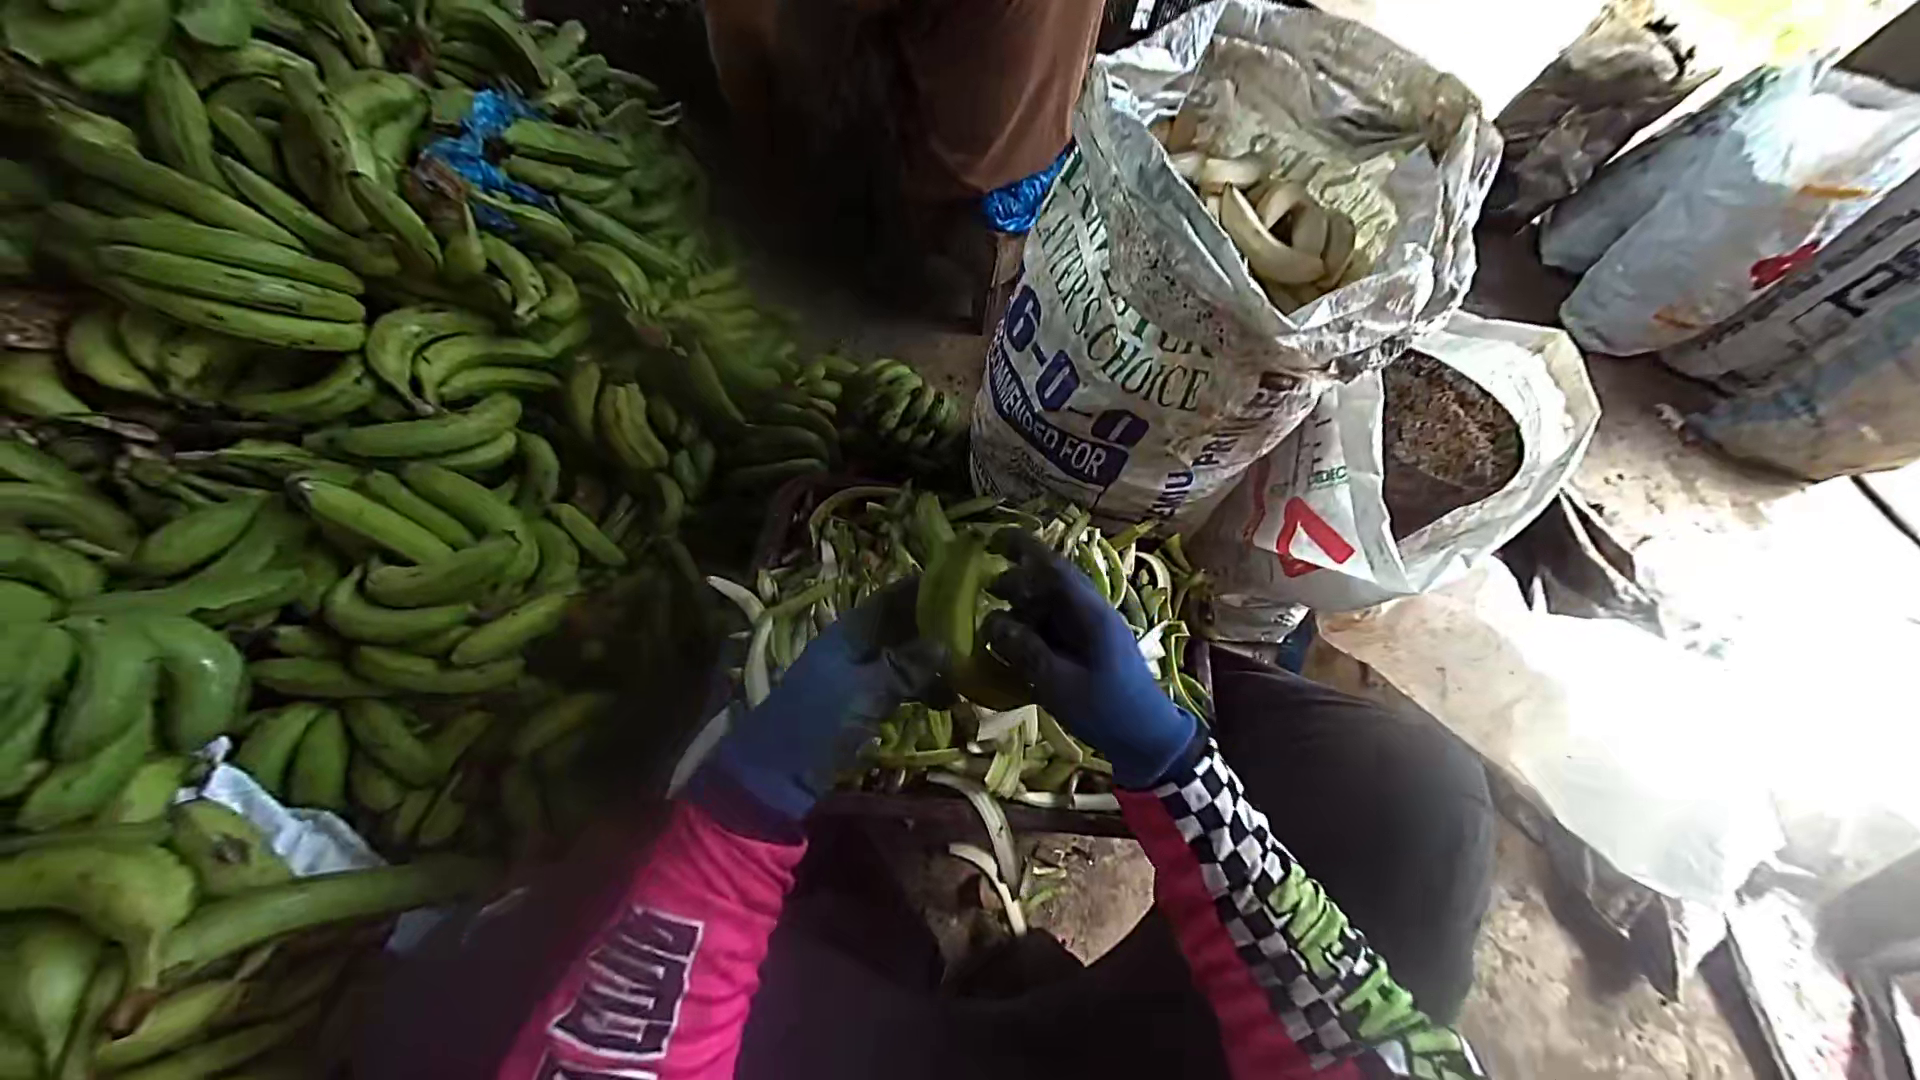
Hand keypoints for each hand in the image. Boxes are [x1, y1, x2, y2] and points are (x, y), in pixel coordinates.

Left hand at [703, 580, 948, 824]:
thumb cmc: (817, 722)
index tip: (963, 586)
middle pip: (903, 626)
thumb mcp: (865, 692)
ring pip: (905, 657)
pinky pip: (900, 686)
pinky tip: (949, 701)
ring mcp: (860, 674)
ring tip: (970, 669)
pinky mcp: (864, 702)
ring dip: (934, 662)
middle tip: (979, 628)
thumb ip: (905, 667)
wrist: (775, 775)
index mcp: (850, 632)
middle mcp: (857, 646)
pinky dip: (923, 689)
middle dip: (937, 627)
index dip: (924, 588)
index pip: (892, 598)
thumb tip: (945, 643)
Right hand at [981, 530, 1195, 788]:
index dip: (1023, 548)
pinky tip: (1015, 644)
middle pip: (1050, 583)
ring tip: (995, 623)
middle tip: (987, 591)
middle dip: (1017, 582)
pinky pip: (1055, 626)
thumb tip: (991, 622)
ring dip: (1023, 607)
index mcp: (1091, 613)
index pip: (1054, 567)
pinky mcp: (1088, 647)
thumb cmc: (1107, 710)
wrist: (1148, 740)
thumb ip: (1026, 651)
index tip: (993, 539)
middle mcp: (1091, 613)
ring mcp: (1091, 630)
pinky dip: (1032, 629)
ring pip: (1050, 604)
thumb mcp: (1060, 684)